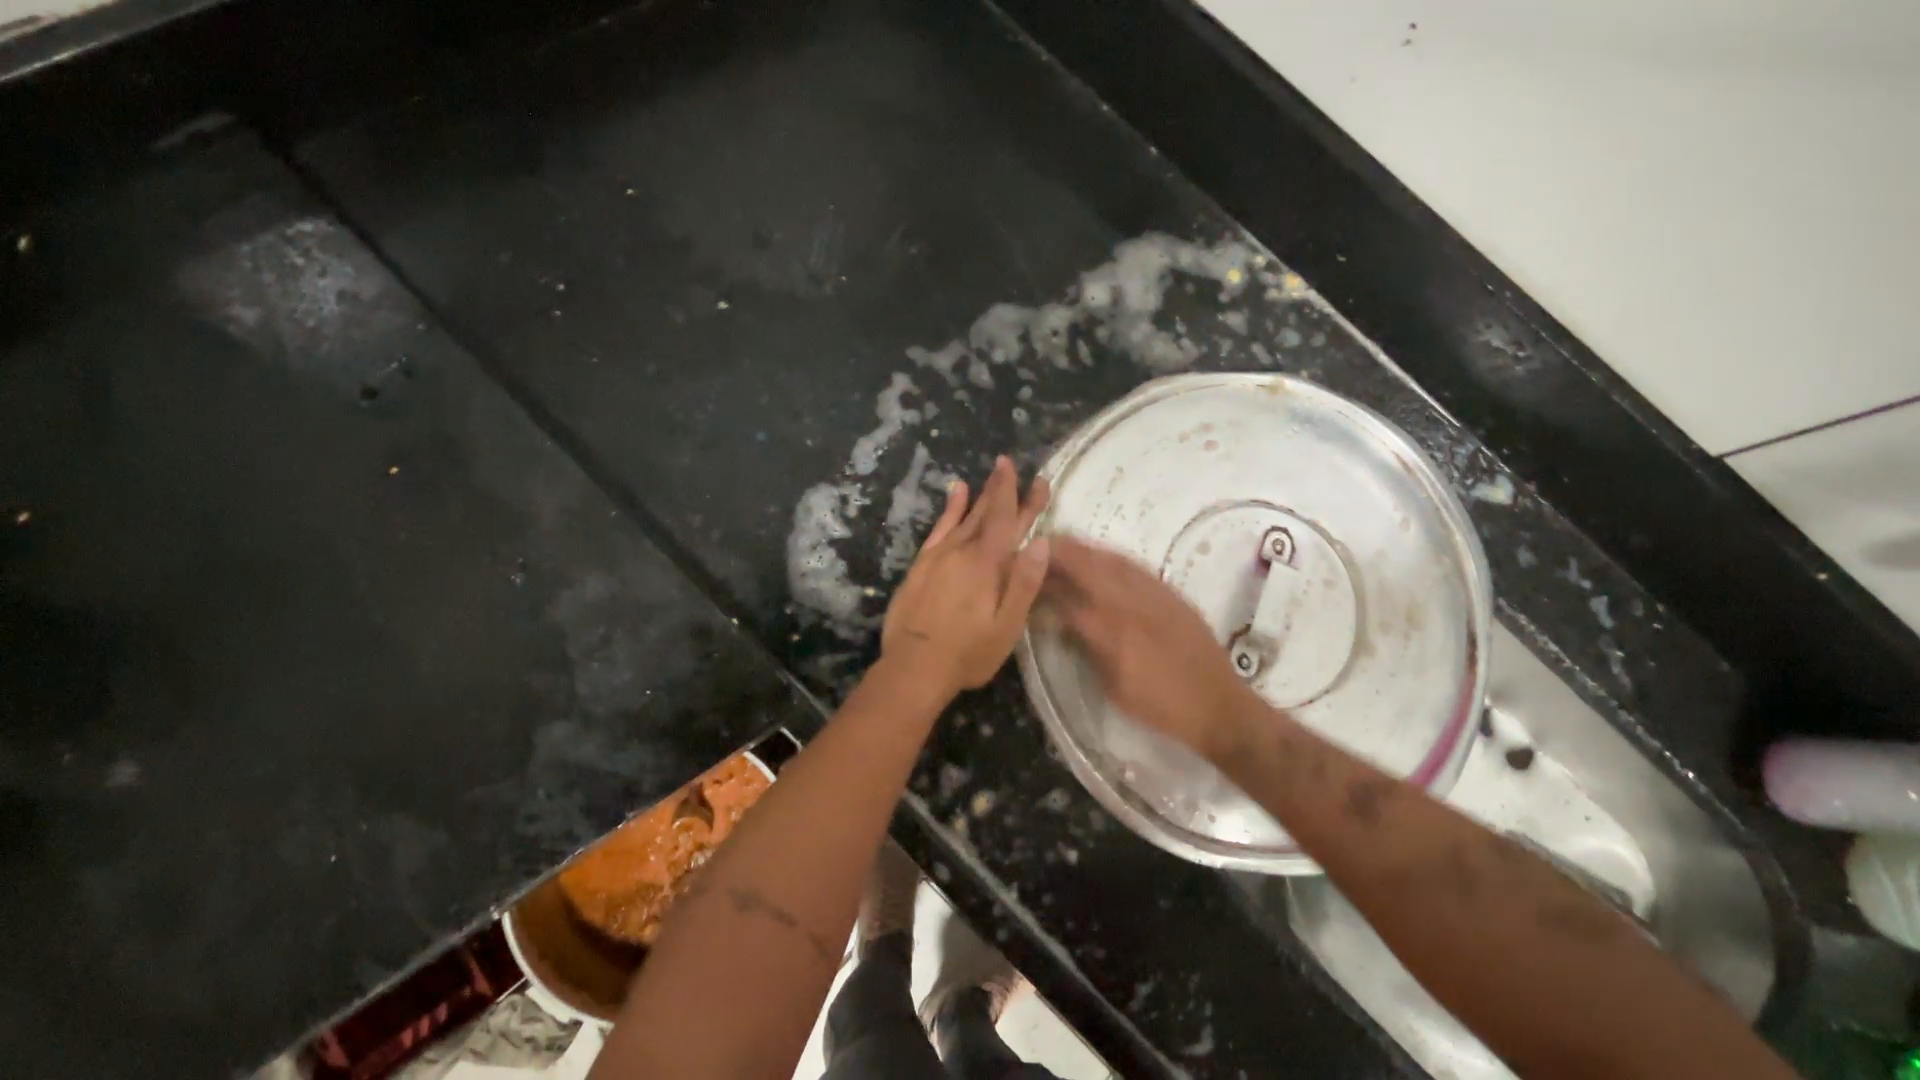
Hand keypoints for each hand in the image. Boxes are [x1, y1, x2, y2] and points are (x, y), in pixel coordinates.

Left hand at [881, 456, 1050, 697]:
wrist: (913, 668)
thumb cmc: (968, 653)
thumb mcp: (1006, 626)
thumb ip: (1024, 583)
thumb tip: (1042, 542)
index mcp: (988, 565)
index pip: (1009, 521)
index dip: (1022, 498)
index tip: (1036, 477)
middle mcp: (963, 551)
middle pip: (988, 513)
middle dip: (1003, 489)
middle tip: (1012, 465)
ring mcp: (939, 555)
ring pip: (965, 516)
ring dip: (981, 495)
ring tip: (992, 473)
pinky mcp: (922, 564)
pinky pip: (939, 527)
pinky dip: (950, 507)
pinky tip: (956, 491)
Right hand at [1044, 537, 1265, 759]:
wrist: (1218, 705)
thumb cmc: (1161, 706)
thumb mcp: (1114, 687)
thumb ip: (1088, 650)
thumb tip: (1064, 625)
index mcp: (1111, 632)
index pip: (1066, 600)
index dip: (1043, 586)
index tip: (1024, 576)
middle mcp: (1130, 605)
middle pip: (1087, 568)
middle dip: (1060, 553)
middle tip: (1037, 545)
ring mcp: (1153, 595)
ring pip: (1112, 561)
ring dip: (1084, 549)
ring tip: (1062, 543)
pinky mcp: (1170, 594)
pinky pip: (1135, 567)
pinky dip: (1112, 557)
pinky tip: (1101, 557)